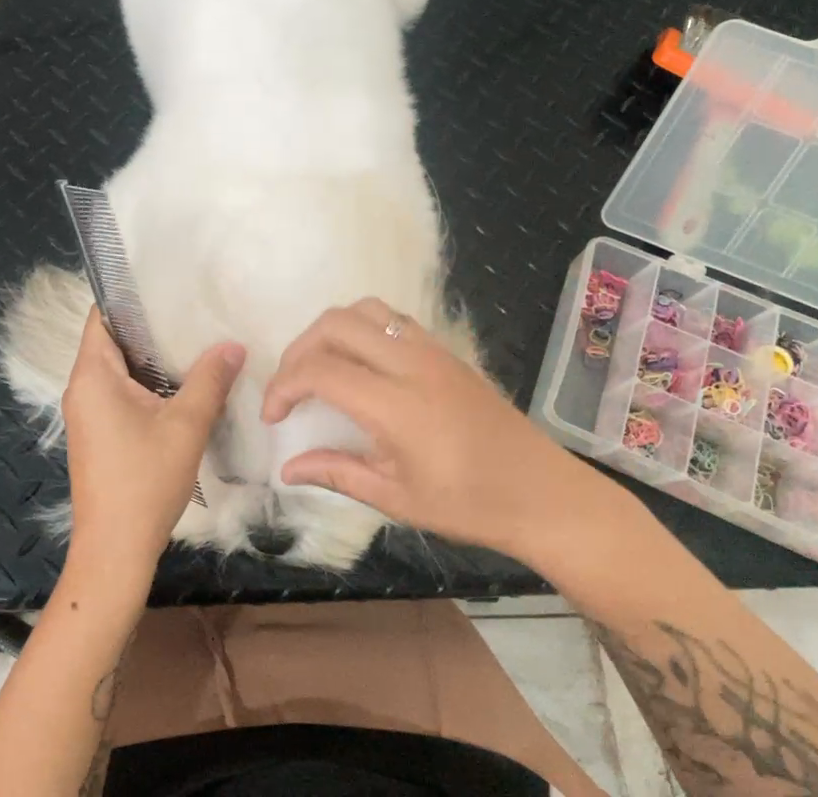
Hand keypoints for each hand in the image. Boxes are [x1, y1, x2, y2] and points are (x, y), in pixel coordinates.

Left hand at [61, 308, 244, 573]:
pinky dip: (146, 385)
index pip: (102, 316)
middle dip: (150, 328)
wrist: (114, 549)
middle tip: (194, 314)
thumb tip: (232, 345)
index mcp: (92, 375)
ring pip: (118, 371)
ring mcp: (86, 414)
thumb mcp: (186, 425)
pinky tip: (181, 388)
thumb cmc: (144, 480)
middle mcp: (81, 388)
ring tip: (194, 345)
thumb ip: (209, 380)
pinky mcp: (97, 435)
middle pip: (111, 341)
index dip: (131, 297)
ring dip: (151, 360)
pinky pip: (119, 394)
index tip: (169, 286)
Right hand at [264, 298, 601, 557]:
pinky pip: (391, 319)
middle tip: (290, 389)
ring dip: (329, 332)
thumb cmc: (471, 506)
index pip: (320, 370)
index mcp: (397, 405)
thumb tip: (286, 468)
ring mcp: (433, 352)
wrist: (545, 495)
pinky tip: (358, 367)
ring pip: (365, 310)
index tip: (272, 416)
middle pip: (335, 324)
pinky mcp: (446, 352)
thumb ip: (337, 473)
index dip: (283, 387)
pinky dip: (360, 330)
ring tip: (319, 369)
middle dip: (298, 351)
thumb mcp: (396, 499)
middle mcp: (412, 365)